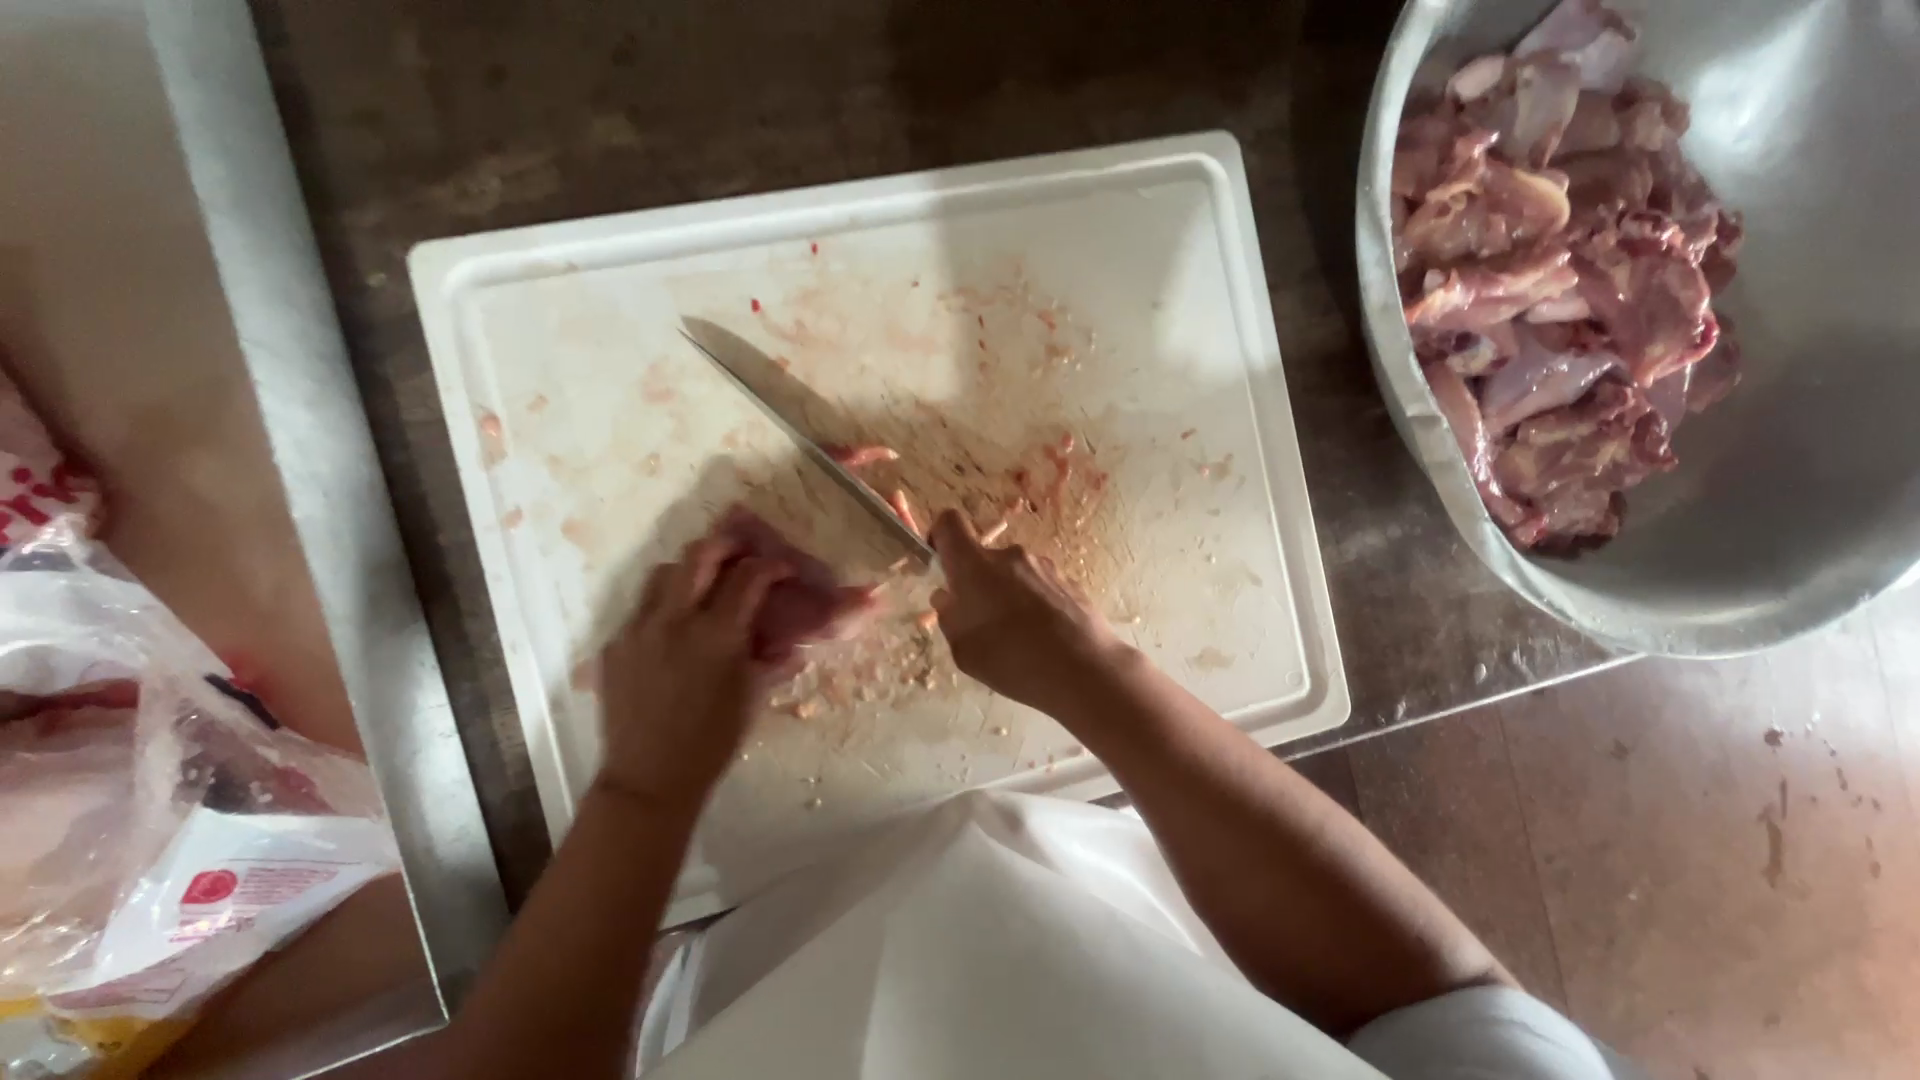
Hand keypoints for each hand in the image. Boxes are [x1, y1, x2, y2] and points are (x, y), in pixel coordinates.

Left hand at [595, 535, 795, 811]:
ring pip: (663, 573)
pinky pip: (641, 609)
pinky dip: (664, 607)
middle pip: (699, 555)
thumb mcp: (752, 697)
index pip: (748, 577)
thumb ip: (771, 661)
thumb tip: (789, 643)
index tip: (781, 570)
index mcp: (717, 634)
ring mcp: (638, 629)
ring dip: (689, 570)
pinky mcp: (614, 645)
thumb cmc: (712, 742)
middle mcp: (675, 620)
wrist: (649, 778)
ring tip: (704, 586)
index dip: (770, 566)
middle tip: (741, 553)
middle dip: (726, 545)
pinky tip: (674, 632)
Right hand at [928, 510, 1132, 714]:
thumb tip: (947, 597)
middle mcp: (1010, 556)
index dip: (939, 537)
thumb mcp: (963, 650)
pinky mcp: (1069, 582)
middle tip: (982, 623)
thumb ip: (949, 617)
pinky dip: (1034, 604)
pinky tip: (1043, 638)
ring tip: (1018, 637)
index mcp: (975, 566)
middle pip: (983, 558)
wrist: (1085, 669)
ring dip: (1008, 595)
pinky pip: (1039, 587)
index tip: (942, 565)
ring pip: (1013, 574)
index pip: (949, 524)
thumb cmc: (1013, 661)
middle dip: (978, 584)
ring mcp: (1044, 567)